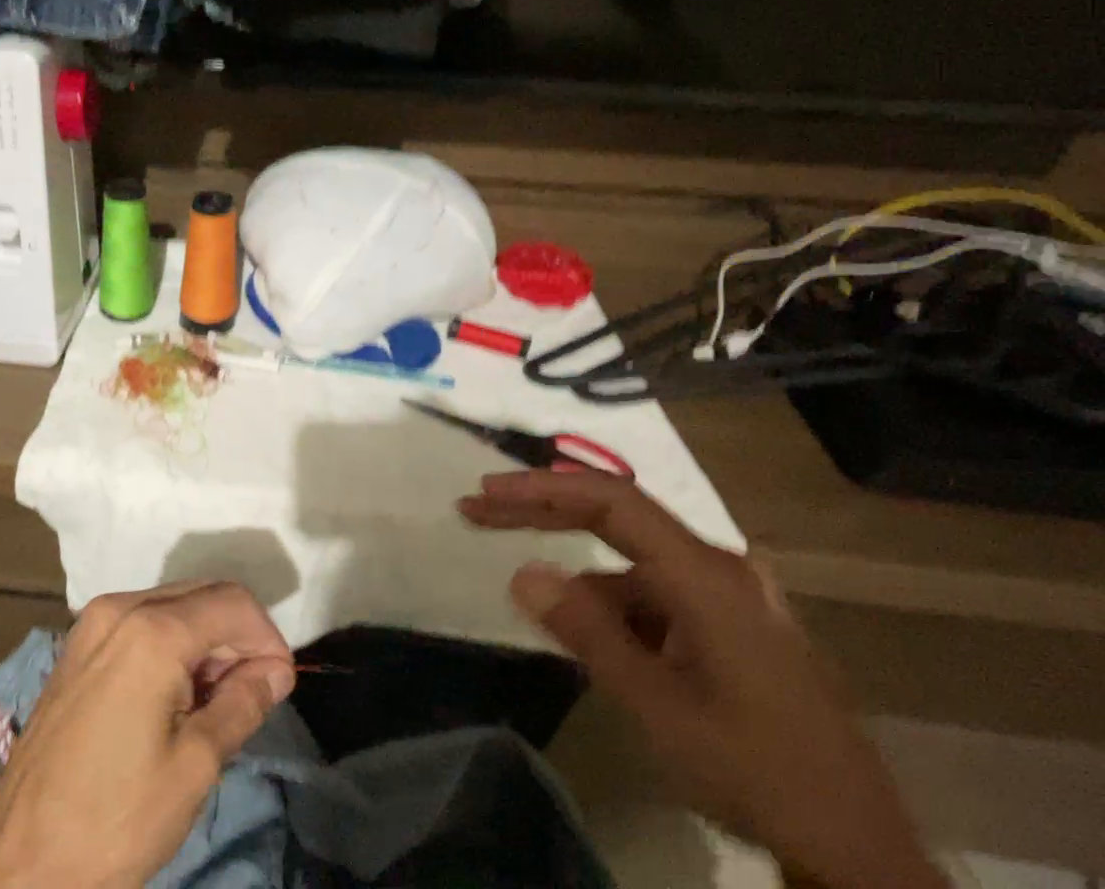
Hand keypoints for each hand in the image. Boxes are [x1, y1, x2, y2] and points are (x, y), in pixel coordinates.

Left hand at [0, 582, 294, 888]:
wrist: (24, 858)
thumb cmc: (117, 816)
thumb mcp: (197, 764)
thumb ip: (243, 702)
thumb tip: (274, 670)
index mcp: (149, 631)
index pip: (234, 603)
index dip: (268, 639)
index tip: (279, 687)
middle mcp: (116, 609)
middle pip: (202, 595)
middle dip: (238, 637)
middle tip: (251, 697)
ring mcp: (89, 626)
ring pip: (172, 607)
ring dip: (206, 642)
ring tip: (216, 705)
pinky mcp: (76, 649)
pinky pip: (140, 625)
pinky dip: (172, 647)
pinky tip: (177, 698)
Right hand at [459, 471, 947, 888]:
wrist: (853, 840)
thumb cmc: (752, 768)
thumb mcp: (655, 704)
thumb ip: (587, 632)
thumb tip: (523, 572)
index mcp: (706, 578)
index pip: (613, 502)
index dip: (542, 489)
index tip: (484, 494)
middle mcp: (722, 573)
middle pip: (619, 521)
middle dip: (544, 514)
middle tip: (477, 514)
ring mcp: (732, 601)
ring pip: (634, 570)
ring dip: (581, 582)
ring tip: (537, 616)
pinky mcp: (734, 629)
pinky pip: (656, 600)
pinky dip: (613, 610)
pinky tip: (594, 646)